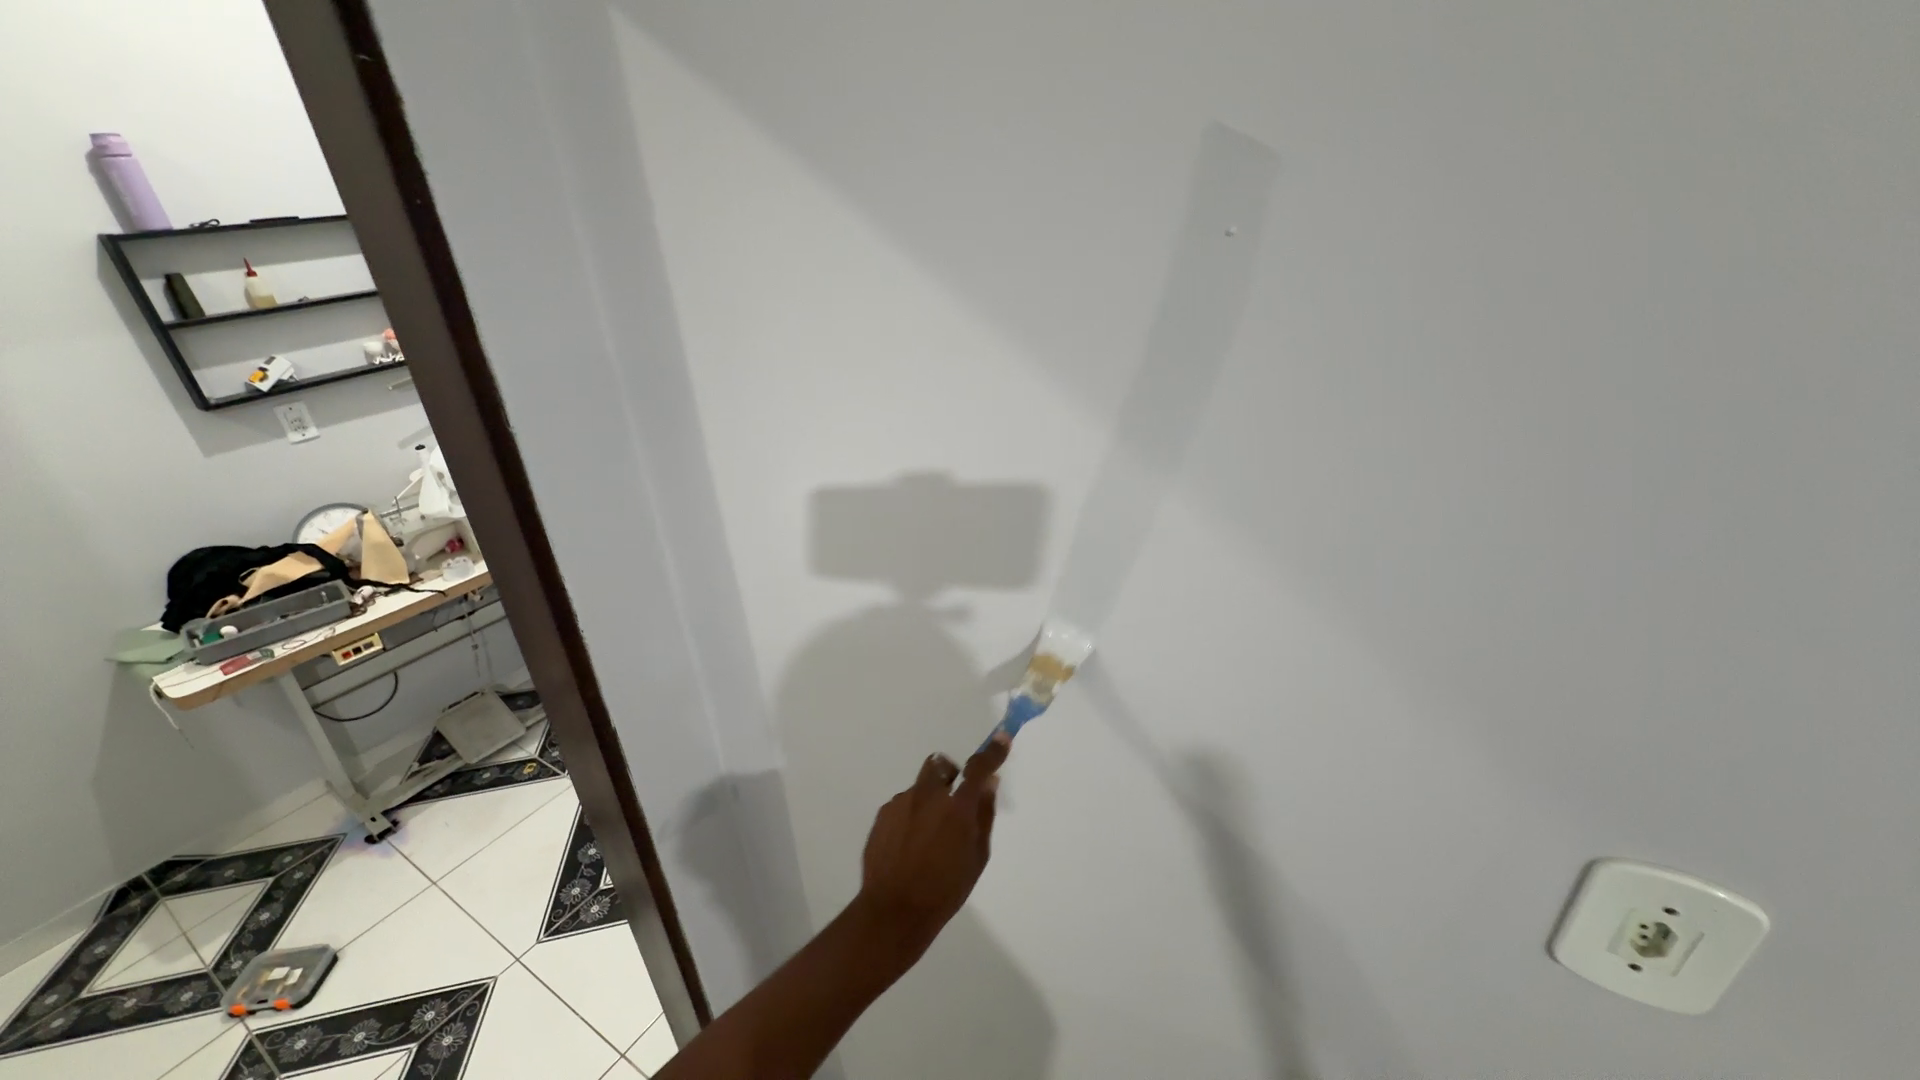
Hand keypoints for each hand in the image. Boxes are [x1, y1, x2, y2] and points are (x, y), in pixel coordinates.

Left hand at [853, 732, 1010, 952]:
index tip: (1001, 739)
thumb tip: (988, 785)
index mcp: (957, 808)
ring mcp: (901, 803)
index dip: (992, 752)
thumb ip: (983, 816)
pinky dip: (910, 817)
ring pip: (919, 788)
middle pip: (940, 765)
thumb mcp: (977, 857)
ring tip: (926, 838)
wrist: (894, 910)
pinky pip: (902, 805)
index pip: (979, 769)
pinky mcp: (882, 815)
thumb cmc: (945, 890)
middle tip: (952, 802)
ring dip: (928, 801)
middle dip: (949, 775)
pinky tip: (908, 846)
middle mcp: (928, 796)